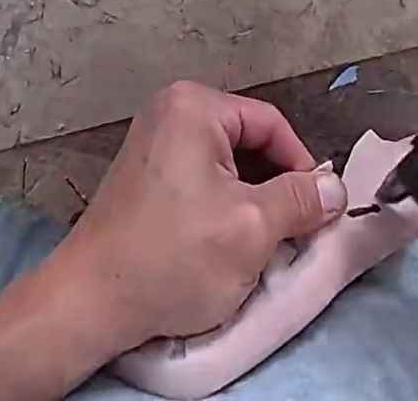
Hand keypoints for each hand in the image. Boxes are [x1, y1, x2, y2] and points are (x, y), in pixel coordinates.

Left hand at [37, 81, 348, 352]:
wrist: (81, 310)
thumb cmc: (170, 259)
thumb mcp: (252, 228)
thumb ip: (302, 200)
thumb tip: (336, 188)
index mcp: (196, 106)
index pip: (272, 125)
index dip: (301, 166)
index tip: (316, 205)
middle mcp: (172, 109)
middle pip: (250, 141)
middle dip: (274, 183)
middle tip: (290, 224)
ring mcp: (153, 138)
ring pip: (228, 160)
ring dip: (250, 195)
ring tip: (261, 235)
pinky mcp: (144, 169)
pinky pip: (202, 173)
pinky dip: (222, 200)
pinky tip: (226, 235)